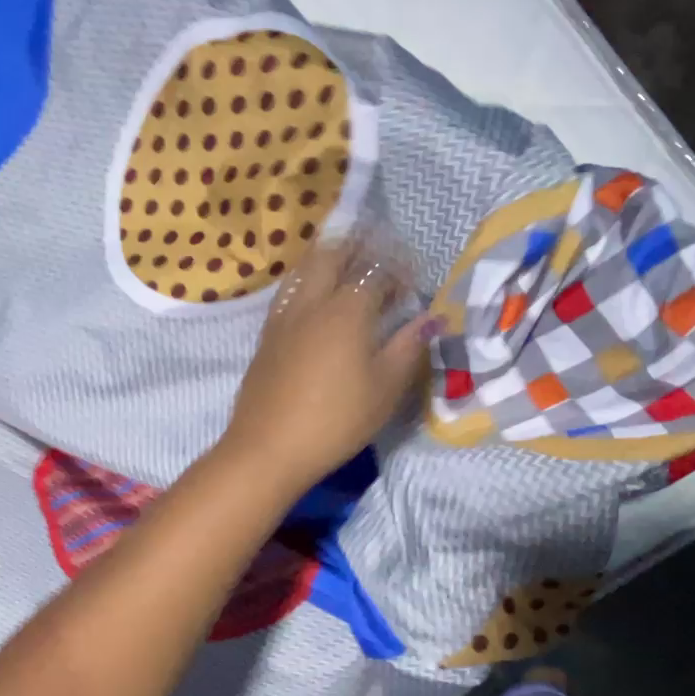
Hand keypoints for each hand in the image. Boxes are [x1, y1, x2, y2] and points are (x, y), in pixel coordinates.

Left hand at [218, 235, 431, 493]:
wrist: (267, 448)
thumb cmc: (335, 421)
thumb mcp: (384, 389)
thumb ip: (408, 348)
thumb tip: (430, 318)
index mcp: (346, 310)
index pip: (376, 271)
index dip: (397, 270)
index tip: (411, 281)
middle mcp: (311, 304)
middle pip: (331, 256)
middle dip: (357, 247)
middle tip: (376, 253)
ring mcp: (282, 319)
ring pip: (303, 271)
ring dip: (327, 260)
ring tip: (345, 267)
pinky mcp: (265, 339)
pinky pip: (287, 294)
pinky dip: (305, 284)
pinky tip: (313, 301)